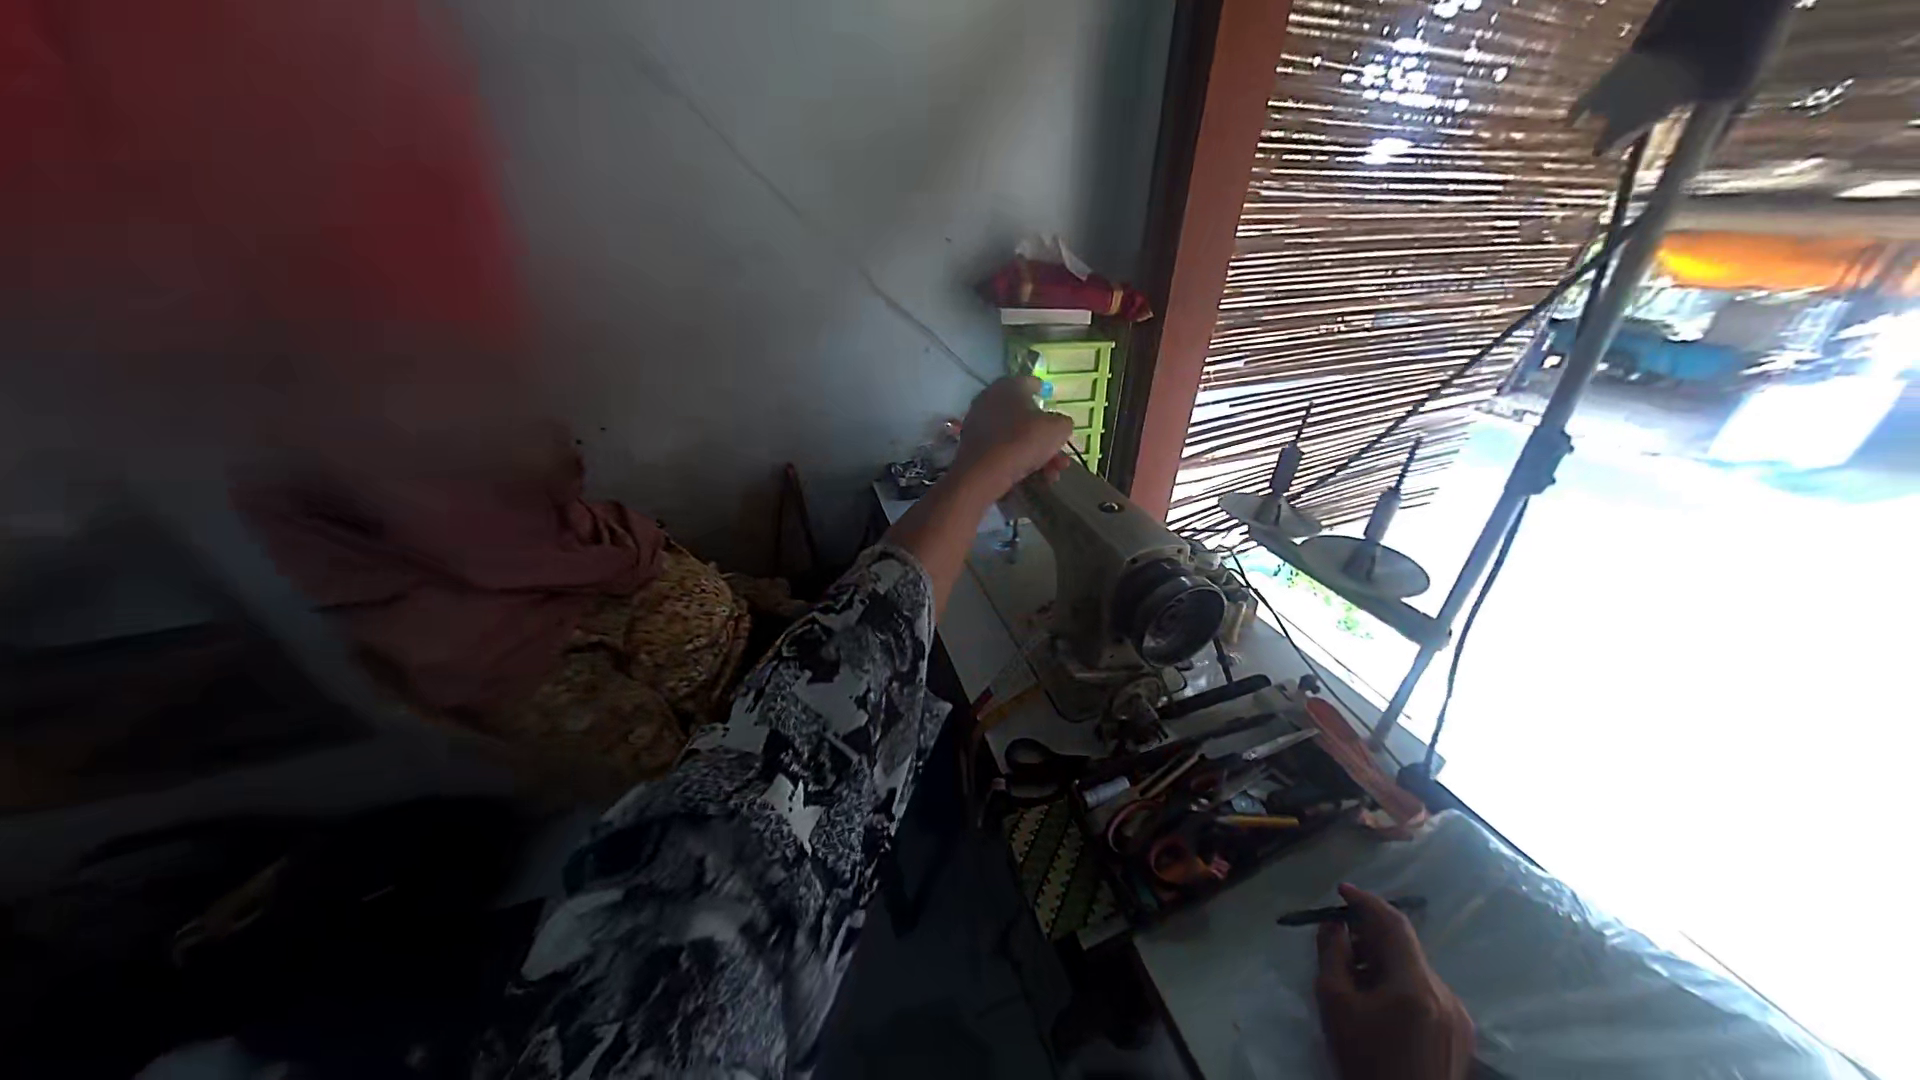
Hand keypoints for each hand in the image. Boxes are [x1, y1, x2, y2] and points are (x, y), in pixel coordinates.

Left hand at [951, 376, 1073, 496]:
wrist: (984, 474)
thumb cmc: (1022, 441)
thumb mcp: (1057, 429)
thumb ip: (1062, 423)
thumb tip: (1059, 425)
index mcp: (1005, 389)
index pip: (1025, 382)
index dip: (1039, 388)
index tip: (1047, 394)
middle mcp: (988, 404)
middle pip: (1023, 417)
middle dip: (1047, 437)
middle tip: (1061, 451)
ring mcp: (979, 429)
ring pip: (1016, 439)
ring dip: (1040, 456)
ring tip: (1055, 473)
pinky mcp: (975, 452)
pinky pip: (1004, 453)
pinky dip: (1022, 463)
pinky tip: (1039, 478)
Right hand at [1315, 884, 1474, 1079]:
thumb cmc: (1365, 1061)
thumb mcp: (1334, 1003)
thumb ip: (1331, 954)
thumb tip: (1334, 925)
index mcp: (1416, 986)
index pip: (1394, 924)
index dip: (1366, 901)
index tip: (1340, 891)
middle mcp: (1445, 995)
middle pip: (1404, 947)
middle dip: (1369, 934)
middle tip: (1337, 938)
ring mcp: (1459, 1017)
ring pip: (1414, 969)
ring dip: (1382, 959)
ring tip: (1352, 972)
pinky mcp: (1461, 1035)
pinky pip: (1425, 991)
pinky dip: (1398, 982)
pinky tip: (1376, 999)